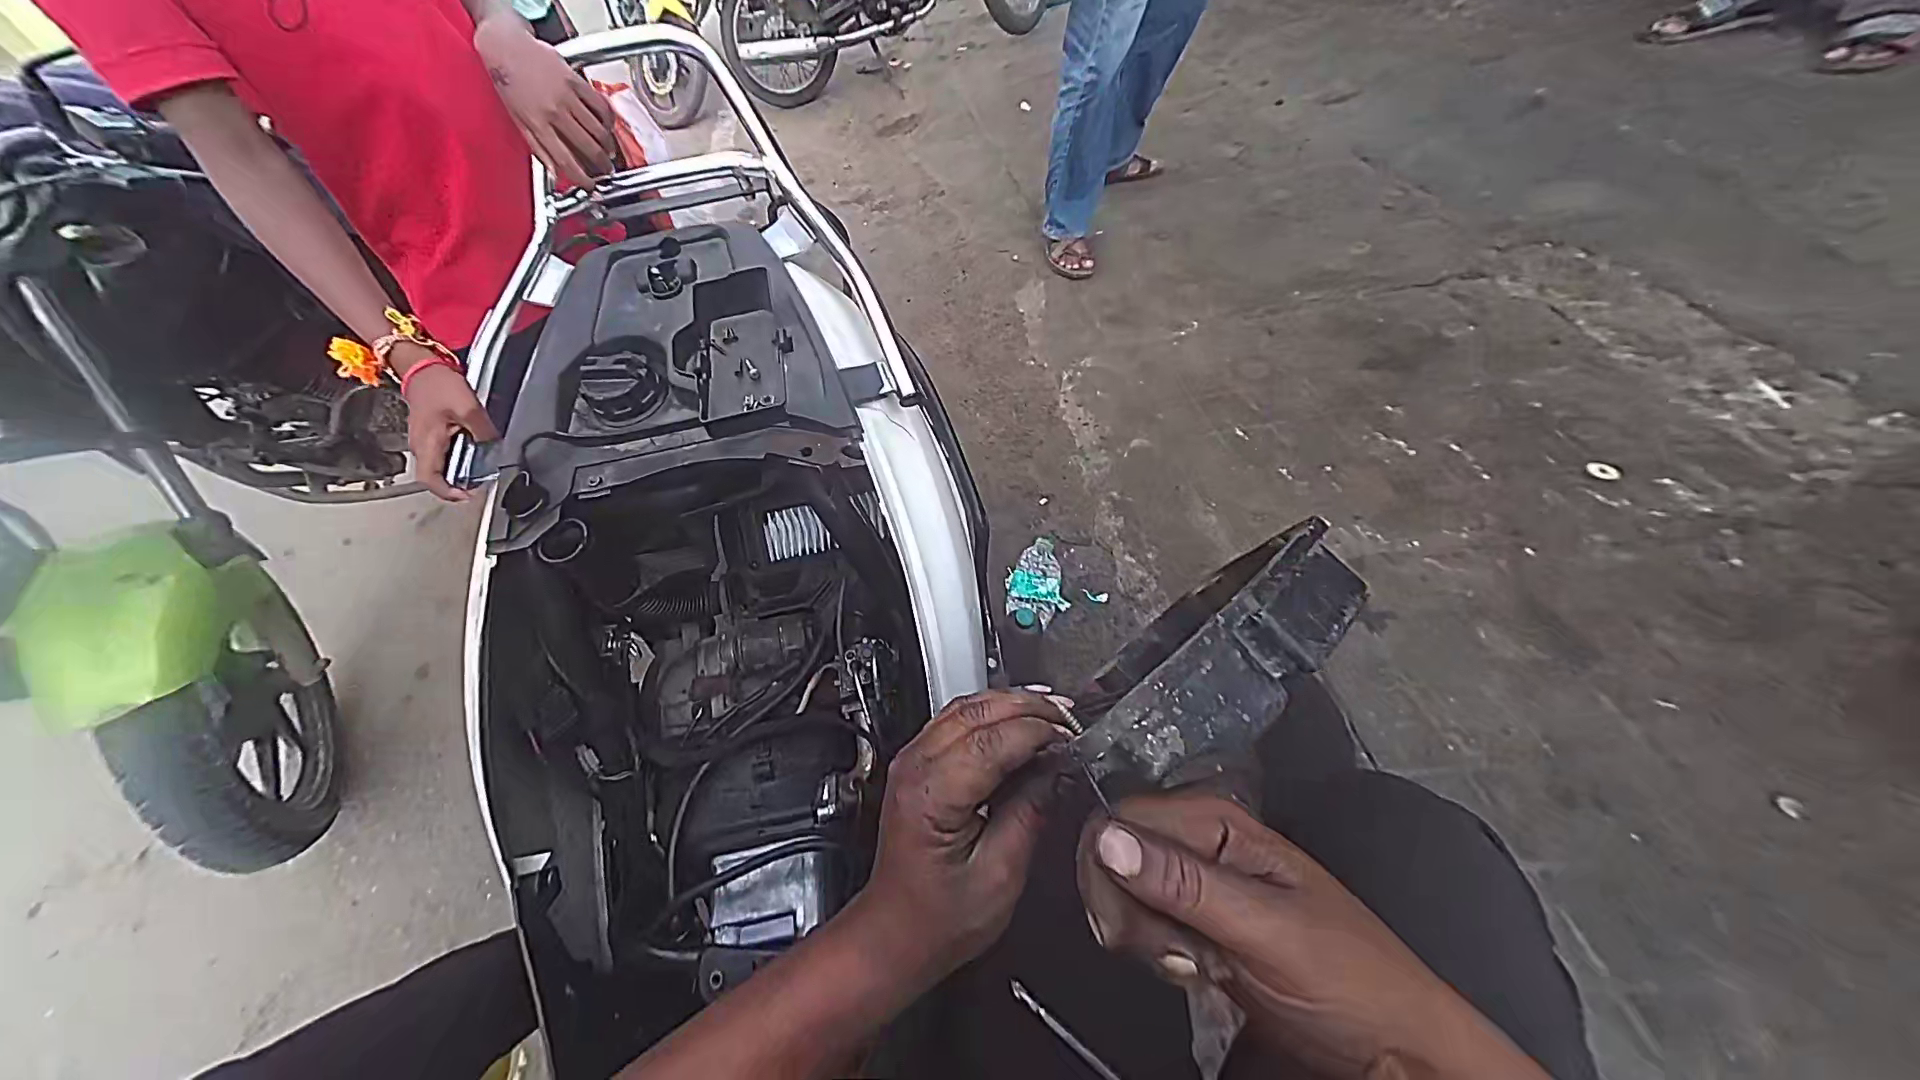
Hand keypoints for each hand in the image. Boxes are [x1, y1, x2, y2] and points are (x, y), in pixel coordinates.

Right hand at [399, 349, 498, 501]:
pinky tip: (473, 454)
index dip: (447, 492)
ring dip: (458, 472)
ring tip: (479, 472)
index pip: (429, 478)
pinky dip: (457, 459)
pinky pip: (443, 454)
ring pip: (440, 466)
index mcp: (426, 442)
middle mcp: (421, 445)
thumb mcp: (468, 408)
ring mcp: (423, 440)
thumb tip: (495, 448)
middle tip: (479, 484)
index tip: (467, 495)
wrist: (422, 367)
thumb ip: (484, 432)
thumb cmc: (438, 385)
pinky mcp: (430, 434)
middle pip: (435, 476)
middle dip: (457, 484)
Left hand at [473, 14, 616, 187]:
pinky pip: (600, 106)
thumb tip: (554, 171)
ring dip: (609, 146)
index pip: (565, 161)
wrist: (504, 44)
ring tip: (609, 151)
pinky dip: (608, 120)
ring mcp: (567, 95)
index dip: (582, 179)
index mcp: (537, 123)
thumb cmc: (507, 80)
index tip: (590, 186)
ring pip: (599, 130)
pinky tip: (608, 126)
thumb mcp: (517, 118)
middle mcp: (554, 111)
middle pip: (589, 148)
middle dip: (602, 165)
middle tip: (606, 170)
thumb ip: (537, 146)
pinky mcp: (575, 81)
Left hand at [854, 690, 1072, 983]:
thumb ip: (1030, 813)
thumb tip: (1057, 769)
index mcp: (930, 795)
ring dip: (1012, 703)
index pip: (991, 740)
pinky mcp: (919, 761)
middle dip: (1029, 708)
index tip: (1070, 738)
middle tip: (1068, 717)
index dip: (1038, 732)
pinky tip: (1019, 717)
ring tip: (1053, 712)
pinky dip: (993, 711)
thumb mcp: (1000, 874)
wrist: (897, 931)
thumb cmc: (937, 917)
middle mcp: (914, 767)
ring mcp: (912, 759)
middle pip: (978, 711)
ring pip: (966, 706)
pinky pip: (958, 718)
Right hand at [1077, 792, 1548, 1078]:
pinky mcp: (1188, 920)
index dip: (1111, 870)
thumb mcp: (1266, 930)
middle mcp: (1196, 841)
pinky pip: (1138, 924)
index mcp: (1215, 820)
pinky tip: (1194, 969)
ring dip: (1144, 939)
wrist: (1391, 1044)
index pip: (1120, 819)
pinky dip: (1153, 953)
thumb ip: (1182, 883)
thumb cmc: (1351, 978)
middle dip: (1130, 914)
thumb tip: (1107, 839)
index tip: (1132, 923)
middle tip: (1178, 953)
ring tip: (1198, 964)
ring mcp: (1190, 882)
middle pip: (1113, 855)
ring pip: (1120, 892)